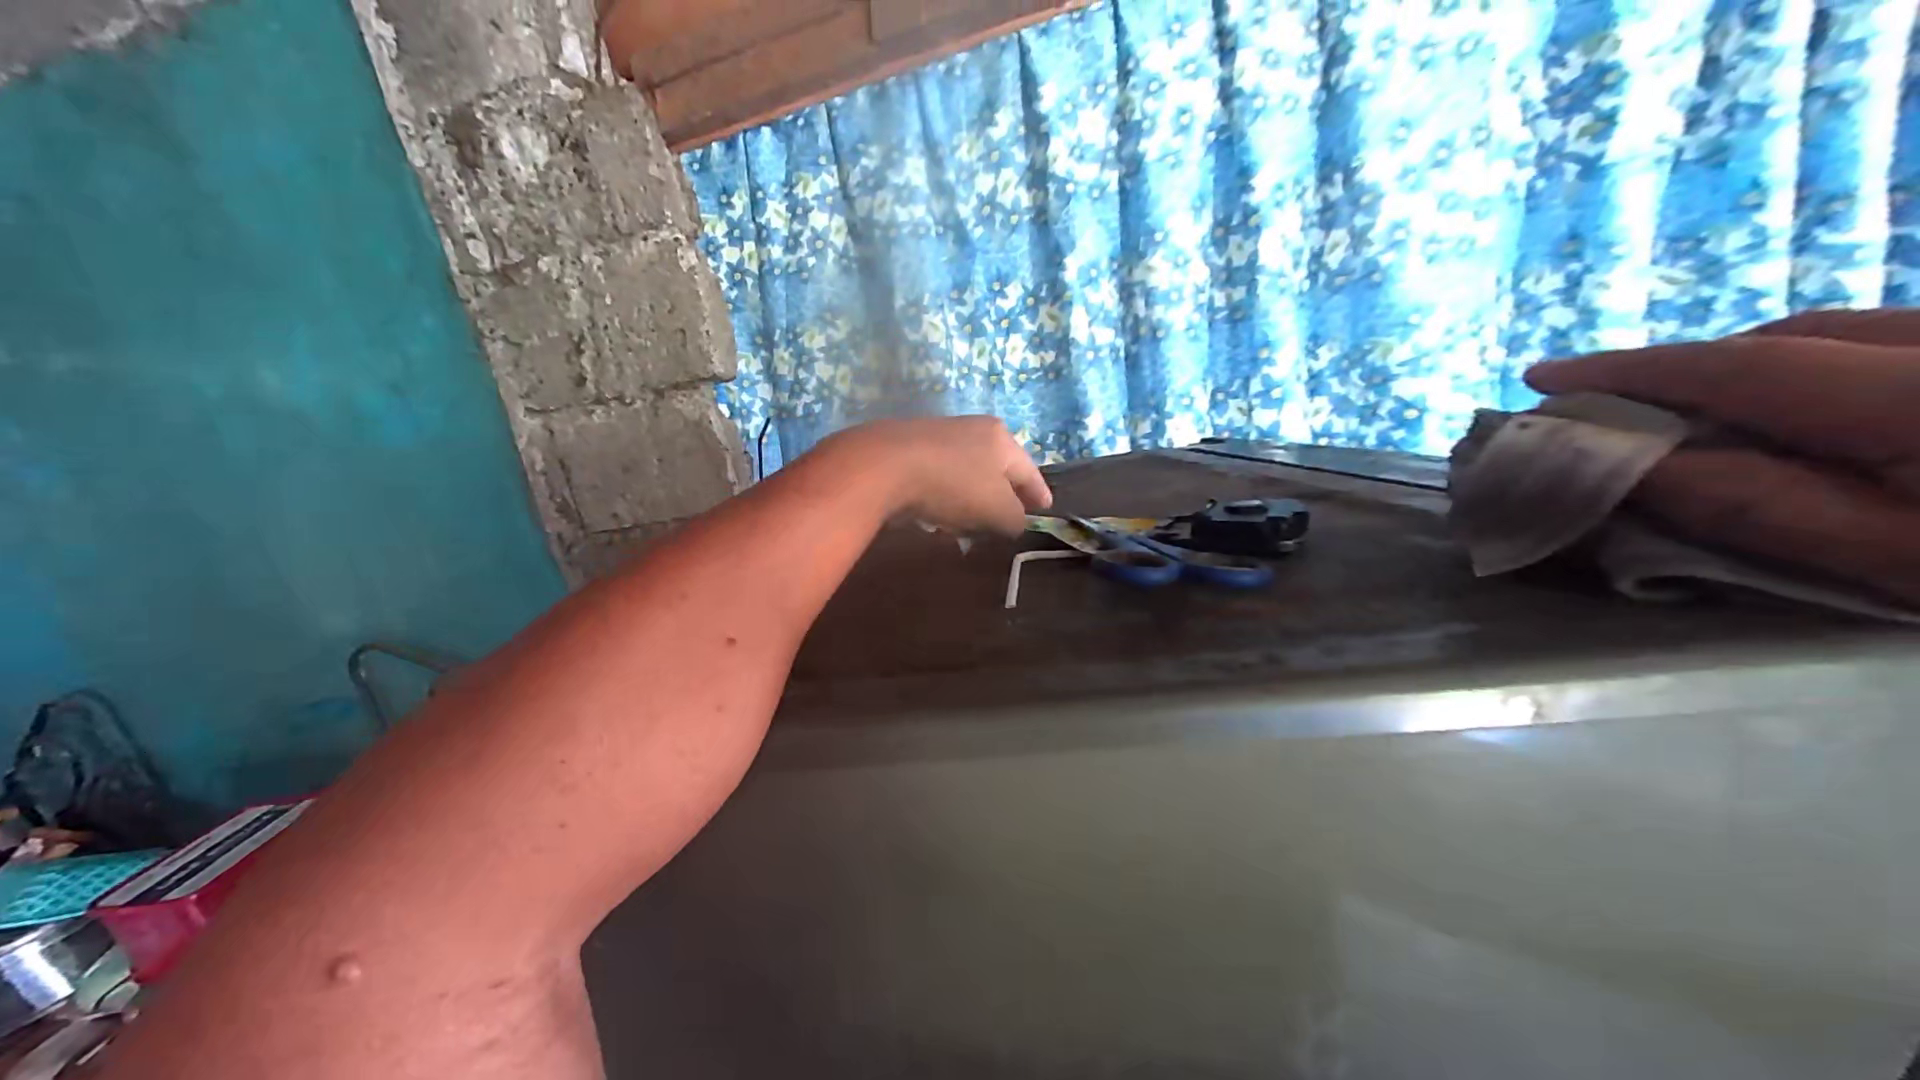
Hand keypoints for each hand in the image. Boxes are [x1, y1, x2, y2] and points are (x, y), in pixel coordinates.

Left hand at [815, 416, 1052, 535]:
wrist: (883, 466)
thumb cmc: (952, 485)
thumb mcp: (997, 511)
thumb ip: (1015, 518)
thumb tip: (1014, 520)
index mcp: (1000, 438)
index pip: (1028, 470)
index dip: (1038, 493)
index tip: (1045, 509)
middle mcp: (972, 429)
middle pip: (996, 470)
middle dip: (1002, 497)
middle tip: (1005, 521)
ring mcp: (938, 437)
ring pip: (966, 476)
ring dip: (969, 501)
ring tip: (967, 526)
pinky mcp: (909, 450)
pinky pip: (938, 479)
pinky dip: (943, 498)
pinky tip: (935, 517)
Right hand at [1525, 309, 1919, 602]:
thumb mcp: (1880, 557)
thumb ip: (1747, 501)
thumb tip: (1613, 459)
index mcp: (1914, 391)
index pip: (1738, 366)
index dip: (1630, 371)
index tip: (1540, 377)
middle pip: (1794, 335)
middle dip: (1689, 367)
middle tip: (1615, 410)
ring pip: (1846, 333)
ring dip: (1754, 368)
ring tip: (1696, 414)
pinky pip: (1888, 343)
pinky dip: (1817, 368)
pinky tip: (1798, 411)